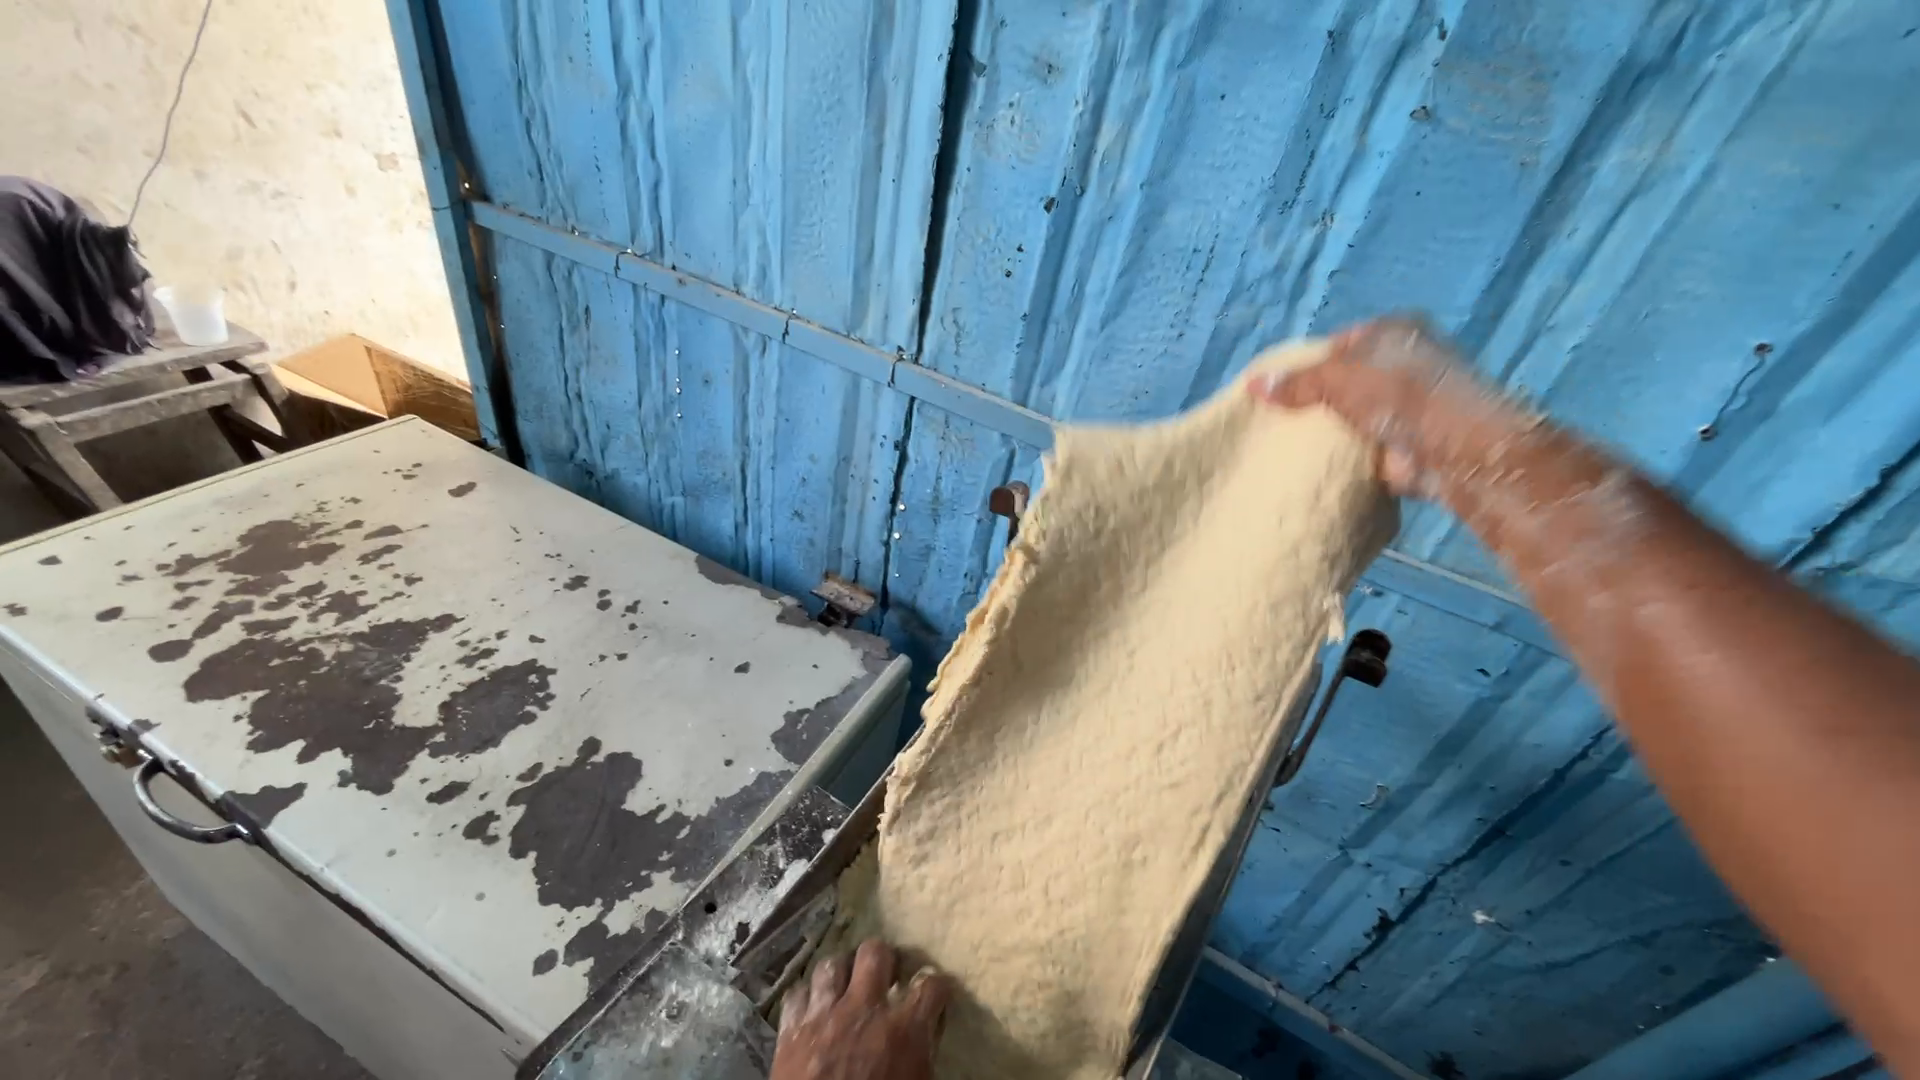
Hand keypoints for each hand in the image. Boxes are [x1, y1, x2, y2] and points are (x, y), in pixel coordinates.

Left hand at [770, 939, 952, 1079]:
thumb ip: (922, 1056)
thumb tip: (926, 1037)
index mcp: (903, 1029)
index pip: (931, 985)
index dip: (937, 985)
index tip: (936, 991)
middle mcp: (865, 1008)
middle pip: (876, 953)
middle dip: (884, 959)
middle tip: (886, 975)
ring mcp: (825, 1014)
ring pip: (833, 964)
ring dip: (842, 974)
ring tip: (846, 986)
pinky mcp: (793, 1029)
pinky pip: (797, 994)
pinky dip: (806, 998)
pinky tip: (812, 1008)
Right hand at [1248, 315, 1535, 499]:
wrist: (1453, 450)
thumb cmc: (1399, 393)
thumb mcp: (1337, 376)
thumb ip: (1297, 382)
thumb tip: (1253, 385)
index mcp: (1395, 331)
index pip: (1338, 342)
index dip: (1306, 363)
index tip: (1275, 387)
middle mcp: (1404, 363)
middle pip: (1343, 380)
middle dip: (1313, 399)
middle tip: (1274, 418)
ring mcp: (1406, 406)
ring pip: (1350, 415)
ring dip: (1327, 430)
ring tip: (1285, 442)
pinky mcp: (1404, 443)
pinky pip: (1360, 447)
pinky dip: (1341, 456)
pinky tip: (1310, 463)